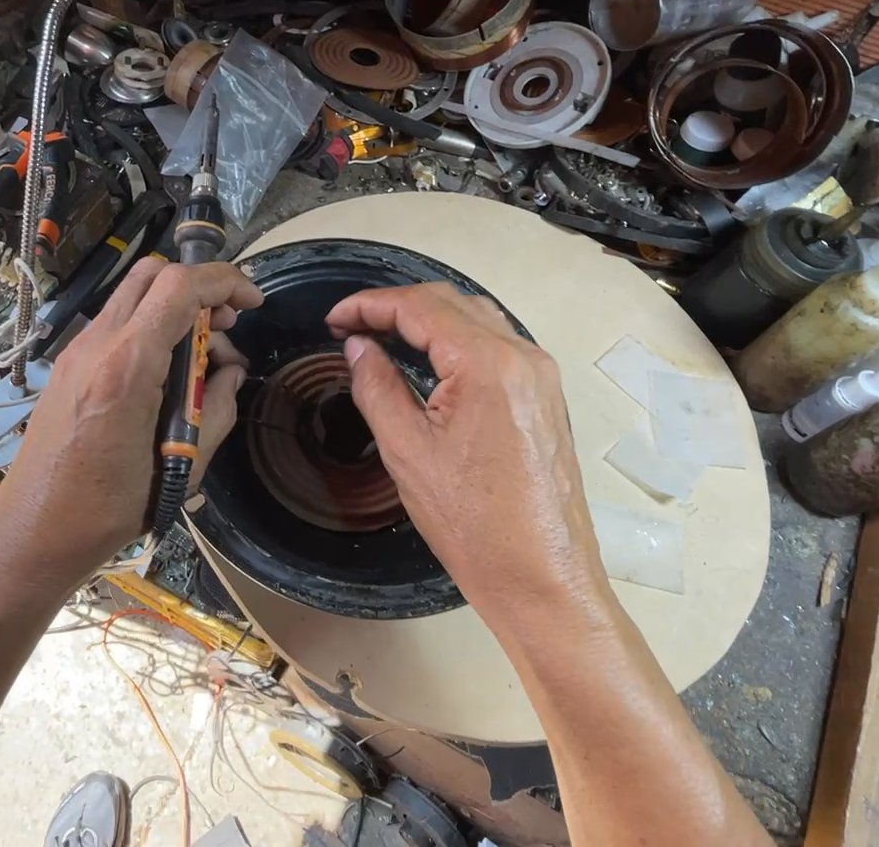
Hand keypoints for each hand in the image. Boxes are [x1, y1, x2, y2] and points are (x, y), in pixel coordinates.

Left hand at [0, 258, 261, 587]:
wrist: (33, 531)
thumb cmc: (106, 509)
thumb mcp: (182, 466)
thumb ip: (217, 409)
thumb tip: (232, 373)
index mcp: (127, 366)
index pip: (180, 287)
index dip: (225, 282)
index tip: (253, 302)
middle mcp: (97, 344)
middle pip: (153, 274)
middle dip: (199, 286)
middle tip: (226, 326)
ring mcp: (76, 351)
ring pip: (132, 295)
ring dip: (174, 308)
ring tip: (202, 359)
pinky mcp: (68, 364)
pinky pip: (116, 323)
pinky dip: (150, 327)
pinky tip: (166, 371)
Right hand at [328, 283, 608, 615]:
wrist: (542, 577)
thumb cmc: (469, 520)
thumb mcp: (406, 451)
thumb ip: (377, 386)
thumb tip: (358, 346)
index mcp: (487, 363)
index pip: (419, 307)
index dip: (368, 305)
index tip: (333, 318)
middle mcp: (522, 355)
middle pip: (450, 302)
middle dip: (395, 306)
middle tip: (349, 326)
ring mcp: (540, 374)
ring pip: (476, 318)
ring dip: (426, 318)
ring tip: (381, 335)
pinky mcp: (545, 395)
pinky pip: (495, 344)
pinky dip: (454, 338)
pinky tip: (427, 358)